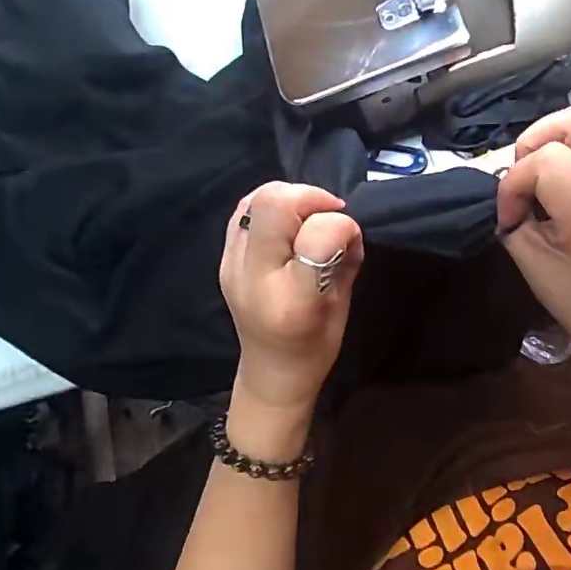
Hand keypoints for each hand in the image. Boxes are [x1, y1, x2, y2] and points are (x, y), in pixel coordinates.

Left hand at [219, 182, 363, 426]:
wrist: (271, 372)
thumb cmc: (315, 347)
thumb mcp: (342, 303)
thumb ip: (345, 256)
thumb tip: (343, 220)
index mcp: (292, 299)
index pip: (317, 234)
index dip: (340, 224)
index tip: (347, 237)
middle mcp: (254, 277)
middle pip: (273, 203)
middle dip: (309, 197)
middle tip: (326, 215)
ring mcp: (231, 265)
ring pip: (253, 199)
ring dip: (288, 199)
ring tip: (305, 219)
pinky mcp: (222, 259)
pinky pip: (243, 212)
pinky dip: (268, 208)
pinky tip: (285, 225)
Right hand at [497, 108, 570, 352]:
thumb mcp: (526, 257)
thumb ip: (514, 214)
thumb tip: (510, 187)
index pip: (548, 161)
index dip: (515, 182)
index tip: (511, 215)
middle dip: (538, 137)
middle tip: (524, 171)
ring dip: (551, 141)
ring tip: (538, 175)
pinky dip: (564, 153)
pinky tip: (553, 185)